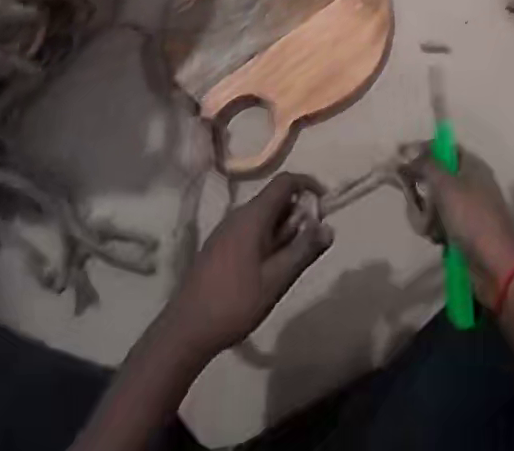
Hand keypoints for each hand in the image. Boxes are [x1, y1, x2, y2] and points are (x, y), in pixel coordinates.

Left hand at [163, 174, 330, 355]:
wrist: (184, 332)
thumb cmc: (234, 303)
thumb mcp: (277, 279)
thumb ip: (304, 250)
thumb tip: (329, 227)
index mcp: (252, 216)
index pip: (286, 181)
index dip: (309, 186)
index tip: (325, 207)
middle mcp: (238, 215)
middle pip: (276, 199)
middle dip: (298, 215)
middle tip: (307, 246)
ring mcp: (225, 230)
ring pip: (264, 216)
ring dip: (283, 230)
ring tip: (287, 263)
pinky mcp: (219, 246)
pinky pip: (251, 229)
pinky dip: (268, 239)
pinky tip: (266, 270)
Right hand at [401, 146, 513, 304]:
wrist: (496, 265)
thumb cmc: (472, 218)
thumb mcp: (446, 185)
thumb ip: (426, 164)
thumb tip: (409, 150)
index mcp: (473, 165)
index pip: (443, 148)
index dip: (422, 150)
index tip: (399, 158)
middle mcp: (472, 182)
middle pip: (436, 176)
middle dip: (423, 191)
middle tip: (417, 201)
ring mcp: (469, 207)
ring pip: (435, 202)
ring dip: (428, 214)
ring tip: (432, 228)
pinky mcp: (465, 229)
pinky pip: (441, 222)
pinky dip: (436, 229)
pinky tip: (439, 240)